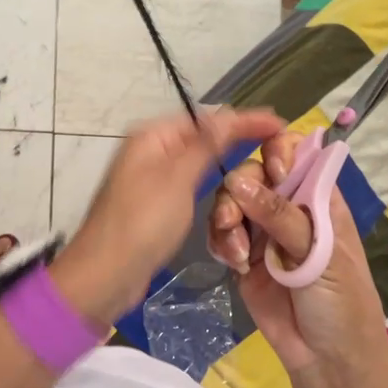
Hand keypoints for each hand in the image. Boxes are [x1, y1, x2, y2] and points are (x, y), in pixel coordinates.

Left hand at [54, 106, 287, 323]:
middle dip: (236, 142)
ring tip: (263, 171)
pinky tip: (233, 195)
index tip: (281, 124)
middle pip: (201, 138)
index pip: (205, 118)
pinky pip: (190, 187)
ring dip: (225, 168)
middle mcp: (149, 151)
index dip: (242, 120)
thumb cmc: (142, 223)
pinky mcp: (155, 205)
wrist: (106, 274)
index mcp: (151, 136)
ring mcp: (151, 179)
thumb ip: (205, 145)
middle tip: (279, 151)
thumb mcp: (178, 179)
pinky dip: (211, 189)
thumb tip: (229, 113)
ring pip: (198, 164)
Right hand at [206, 133, 386, 372]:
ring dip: (225, 220)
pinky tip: (231, 263)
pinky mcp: (241, 256)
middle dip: (237, 192)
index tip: (270, 173)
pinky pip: (219, 233)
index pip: (293, 154)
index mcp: (317, 198)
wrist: (327, 359)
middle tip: (232, 220)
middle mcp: (287, 207)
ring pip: (230, 201)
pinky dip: (219, 242)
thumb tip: (238, 182)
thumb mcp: (320, 254)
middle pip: (251, 174)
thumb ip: (281, 216)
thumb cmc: (341, 301)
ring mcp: (262, 231)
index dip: (276, 154)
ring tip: (235, 251)